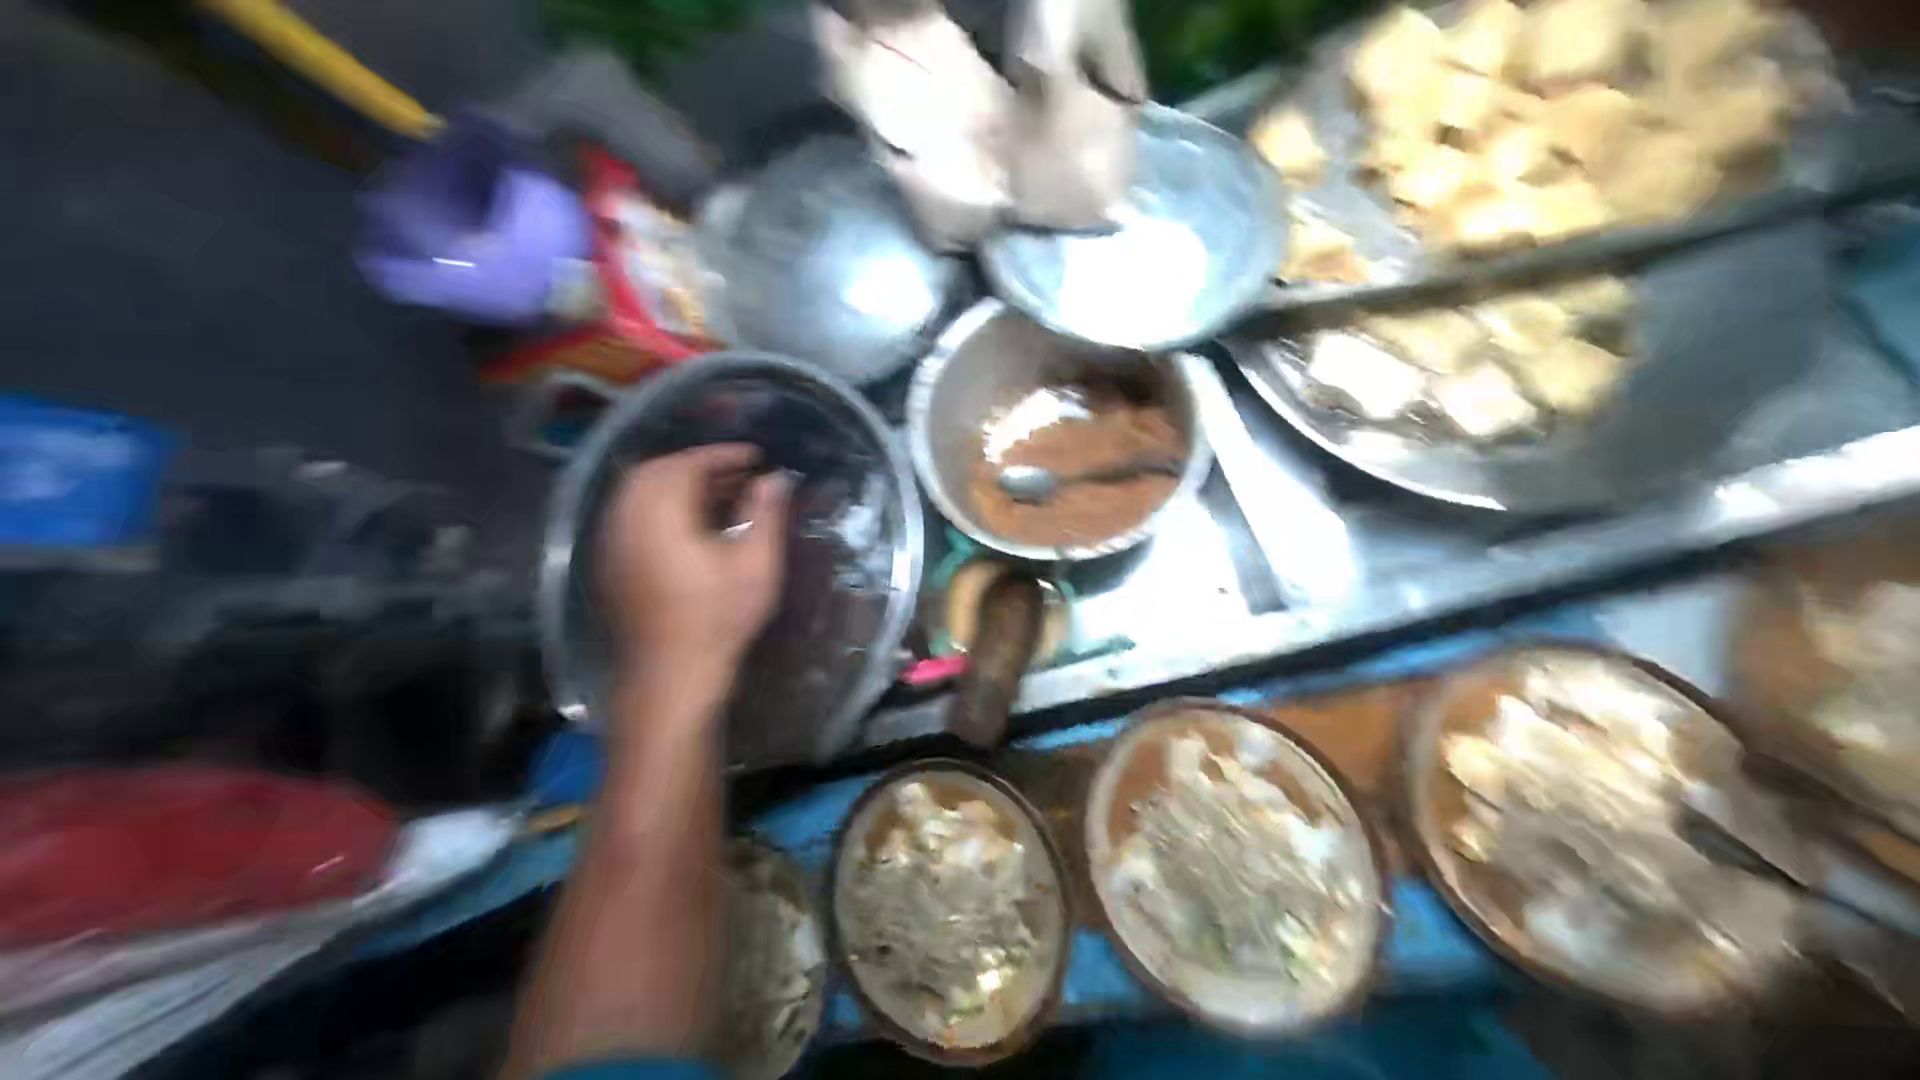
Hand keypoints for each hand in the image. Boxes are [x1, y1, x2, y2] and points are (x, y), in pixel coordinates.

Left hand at [601, 444, 790, 692]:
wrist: (671, 675)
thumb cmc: (718, 620)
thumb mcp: (756, 566)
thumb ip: (765, 516)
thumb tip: (776, 479)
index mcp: (660, 517)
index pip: (686, 465)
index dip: (721, 455)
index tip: (755, 457)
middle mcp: (627, 521)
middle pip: (654, 471)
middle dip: (695, 464)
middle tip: (735, 473)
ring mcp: (613, 543)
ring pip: (637, 493)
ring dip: (676, 484)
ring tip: (717, 495)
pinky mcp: (611, 564)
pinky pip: (631, 515)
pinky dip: (659, 506)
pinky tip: (690, 524)